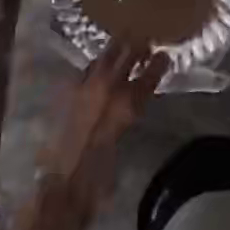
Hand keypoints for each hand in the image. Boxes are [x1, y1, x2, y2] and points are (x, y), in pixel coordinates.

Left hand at [42, 42, 168, 185]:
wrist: (65, 183)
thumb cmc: (102, 173)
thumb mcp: (126, 141)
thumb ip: (132, 112)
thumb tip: (137, 97)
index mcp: (129, 103)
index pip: (150, 72)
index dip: (160, 62)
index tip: (165, 55)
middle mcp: (110, 87)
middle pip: (128, 52)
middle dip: (139, 46)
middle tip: (146, 45)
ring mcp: (88, 85)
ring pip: (107, 55)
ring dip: (118, 49)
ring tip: (124, 49)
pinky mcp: (69, 90)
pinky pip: (88, 68)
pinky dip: (97, 65)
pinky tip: (99, 69)